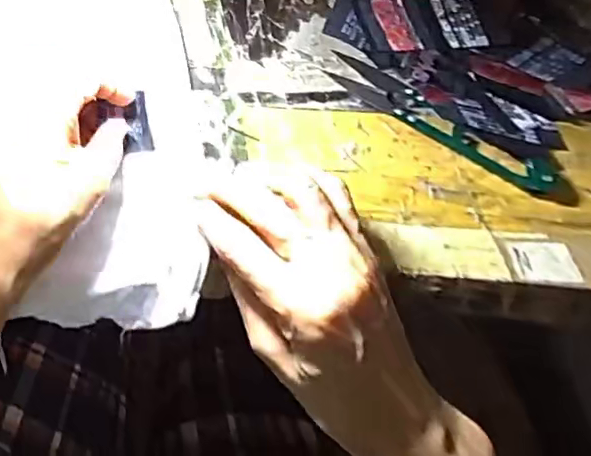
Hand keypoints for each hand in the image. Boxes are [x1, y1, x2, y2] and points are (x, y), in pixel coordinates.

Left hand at [0, 85, 132, 304]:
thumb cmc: (49, 210)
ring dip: (80, 110)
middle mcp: (27, 108)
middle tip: (117, 122)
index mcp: (47, 110)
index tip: (127, 104)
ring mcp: (15, 122)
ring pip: (54, 100)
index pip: (82, 76)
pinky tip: (77, 146)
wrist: (3, 240)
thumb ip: (110, 142)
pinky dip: (64, 122)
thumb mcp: (91, 178)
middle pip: (66, 85)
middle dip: (96, 97)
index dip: (110, 84)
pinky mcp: (10, 138)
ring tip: (101, 137)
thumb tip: (118, 123)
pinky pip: (42, 116)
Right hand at [194, 165, 490, 455]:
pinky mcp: (367, 248)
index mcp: (301, 305)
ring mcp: (354, 254)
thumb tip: (214, 241)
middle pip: (265, 207)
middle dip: (223, 188)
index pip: (239, 242)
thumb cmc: (329, 394)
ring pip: (301, 187)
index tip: (187, 205)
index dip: (206, 217)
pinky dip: (302, 178)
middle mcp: (330, 271)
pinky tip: (278, 186)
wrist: (403, 415)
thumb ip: (241, 290)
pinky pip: (334, 193)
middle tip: (199, 183)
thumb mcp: (268, 349)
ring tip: (237, 180)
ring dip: (261, 176)